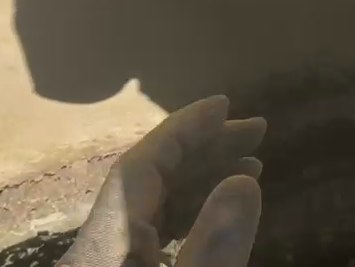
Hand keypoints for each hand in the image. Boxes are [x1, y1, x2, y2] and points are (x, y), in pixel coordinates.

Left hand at [62, 96, 265, 266]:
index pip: (139, 167)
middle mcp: (98, 248)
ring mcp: (106, 261)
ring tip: (251, 169)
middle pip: (148, 181)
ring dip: (201, 181)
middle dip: (203, 150)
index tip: (225, 104)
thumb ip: (211, 248)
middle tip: (256, 133)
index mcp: (104, 244)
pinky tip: (220, 212)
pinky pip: (151, 234)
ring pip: (152, 207)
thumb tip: (245, 181)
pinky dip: (190, 214)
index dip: (183, 128)